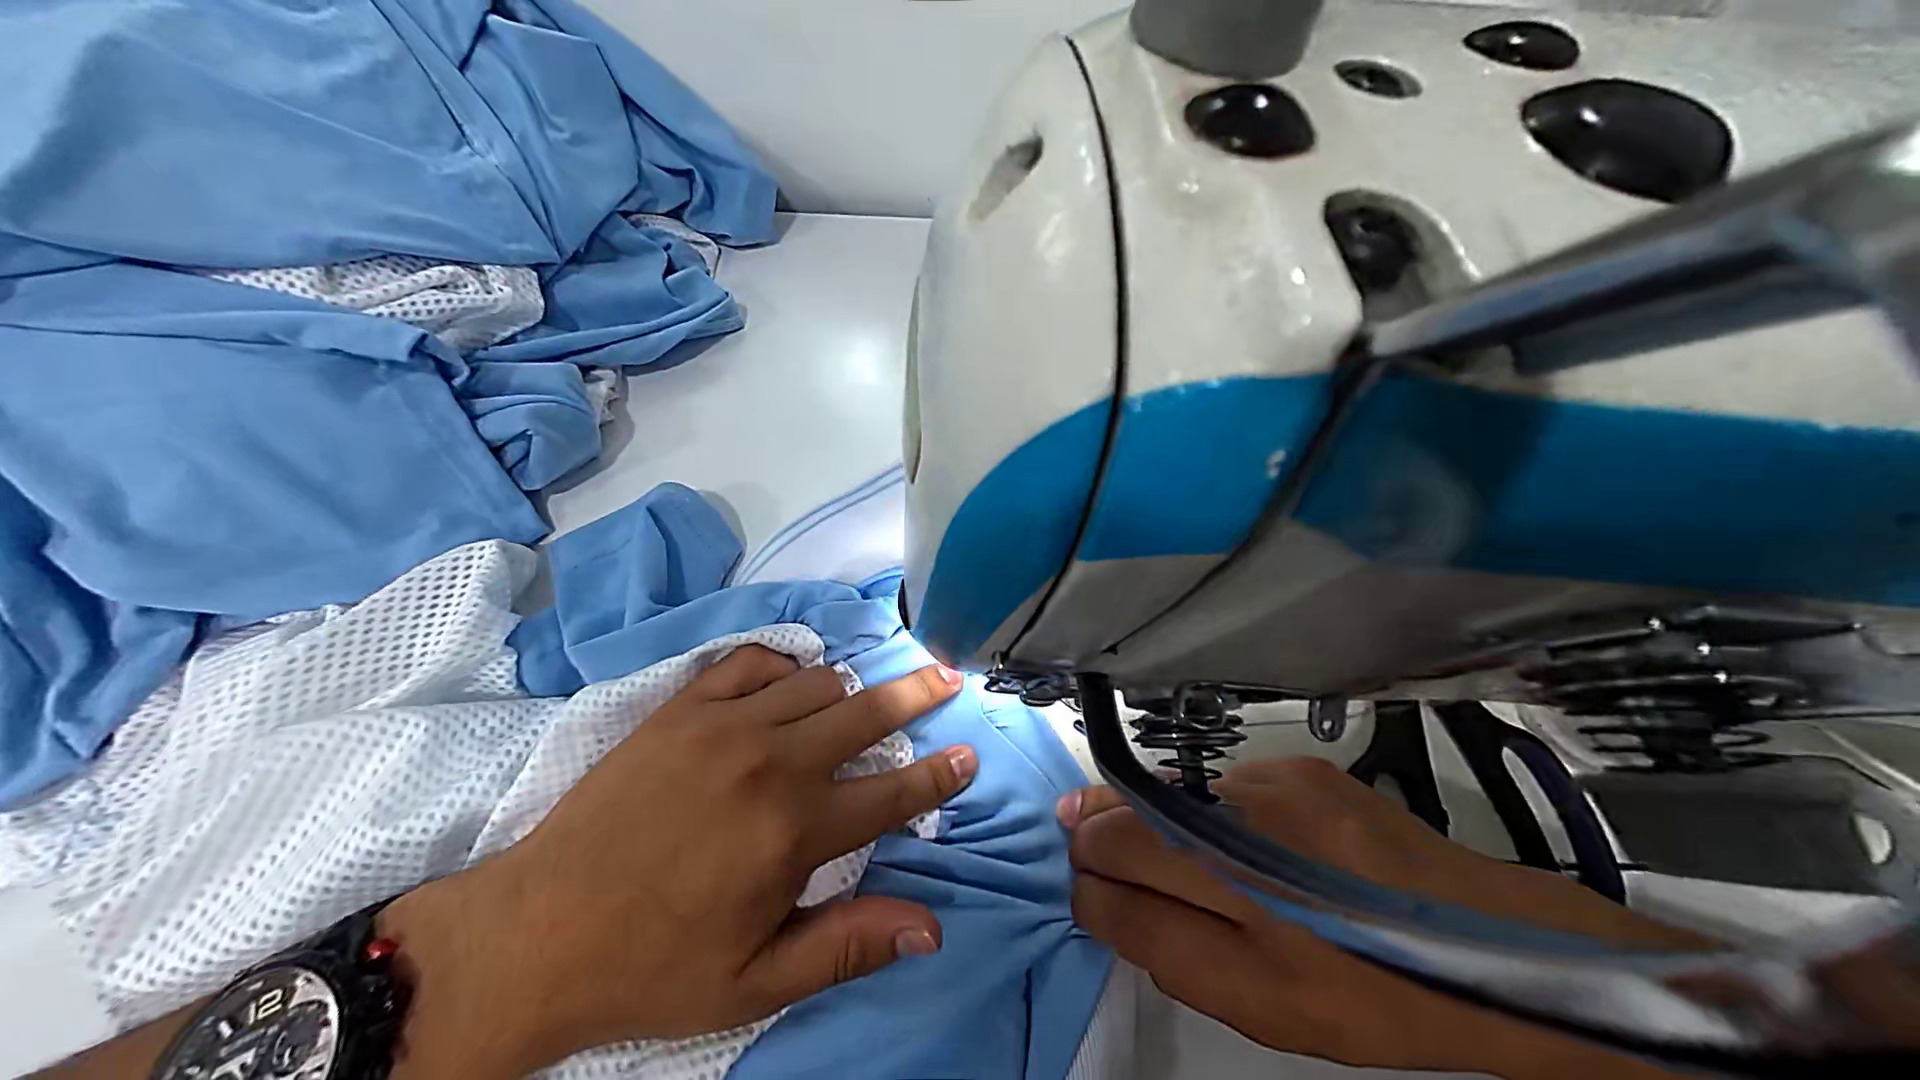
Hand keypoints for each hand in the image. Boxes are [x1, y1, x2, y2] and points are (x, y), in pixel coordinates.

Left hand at [381, 647, 975, 1078]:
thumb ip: (848, 944)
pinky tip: (788, 684)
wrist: (534, 932)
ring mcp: (722, 726)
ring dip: (847, 692)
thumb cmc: (653, 964)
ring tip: (857, 704)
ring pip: (816, 682)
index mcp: (794, 832)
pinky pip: (751, 661)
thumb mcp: (755, 982)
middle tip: (946, 679)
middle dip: (916, 695)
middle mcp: (769, 763)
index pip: (892, 793)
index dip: (938, 775)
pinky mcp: (681, 708)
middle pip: (866, 713)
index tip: (967, 755)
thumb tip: (931, 926)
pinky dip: (782, 666)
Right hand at [1063, 757, 1692, 1077]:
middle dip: (1098, 826)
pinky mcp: (1301, 764)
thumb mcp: (1261, 1006)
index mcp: (1241, 892)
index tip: (1075, 878)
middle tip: (1076, 832)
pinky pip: (1221, 784)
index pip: (1120, 860)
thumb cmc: (1374, 998)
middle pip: (1136, 812)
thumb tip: (1093, 893)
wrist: (1497, 948)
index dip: (1086, 869)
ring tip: (1149, 838)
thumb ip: (1165, 947)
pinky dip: (1203, 807)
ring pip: (1175, 793)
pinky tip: (1226, 832)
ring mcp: (1277, 781)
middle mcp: (1250, 819)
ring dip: (1151, 815)